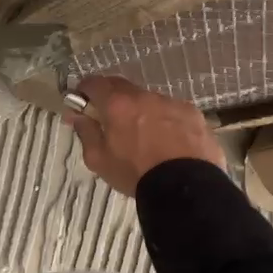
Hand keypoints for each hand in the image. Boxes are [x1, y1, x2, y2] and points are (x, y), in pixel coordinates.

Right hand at [64, 75, 225, 194]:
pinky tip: (168, 141)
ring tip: (144, 135)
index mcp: (116, 104)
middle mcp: (144, 96)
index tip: (81, 103)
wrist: (186, 189)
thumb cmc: (135, 173)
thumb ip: (85, 132)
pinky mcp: (194, 115)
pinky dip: (164, 120)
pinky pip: (172, 111)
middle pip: (121, 87)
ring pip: (148, 100)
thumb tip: (77, 116)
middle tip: (110, 119)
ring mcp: (172, 103)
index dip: (83, 90)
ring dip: (140, 110)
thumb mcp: (98, 159)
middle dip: (111, 99)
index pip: (93, 83)